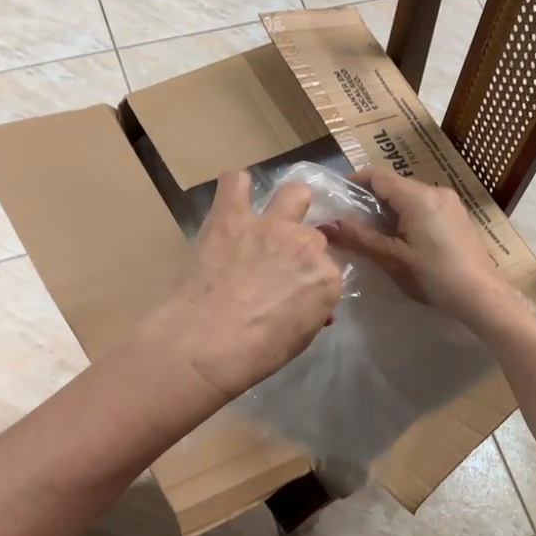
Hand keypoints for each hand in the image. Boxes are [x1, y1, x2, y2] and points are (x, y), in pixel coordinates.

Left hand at [141, 171, 342, 403]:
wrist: (206, 343)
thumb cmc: (257, 353)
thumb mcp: (300, 338)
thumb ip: (310, 311)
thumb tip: (306, 303)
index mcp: (327, 278)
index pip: (329, 269)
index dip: (313, 279)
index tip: (298, 292)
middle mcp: (305, 244)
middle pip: (313, 234)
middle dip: (301, 247)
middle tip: (281, 262)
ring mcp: (270, 225)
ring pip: (294, 193)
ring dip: (289, 204)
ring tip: (271, 219)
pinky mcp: (230, 217)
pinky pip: (236, 182)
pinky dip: (238, 188)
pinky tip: (235, 199)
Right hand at [324, 169, 505, 318]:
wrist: (479, 293)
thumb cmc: (433, 275)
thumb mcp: (392, 258)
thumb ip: (360, 238)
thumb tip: (329, 225)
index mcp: (417, 196)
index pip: (377, 175)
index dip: (354, 183)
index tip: (338, 199)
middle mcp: (435, 190)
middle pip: (395, 185)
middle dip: (372, 200)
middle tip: (354, 224)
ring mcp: (451, 202)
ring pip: (412, 197)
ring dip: (392, 210)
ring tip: (377, 235)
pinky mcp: (459, 216)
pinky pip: (427, 207)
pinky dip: (411, 216)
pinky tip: (405, 240)